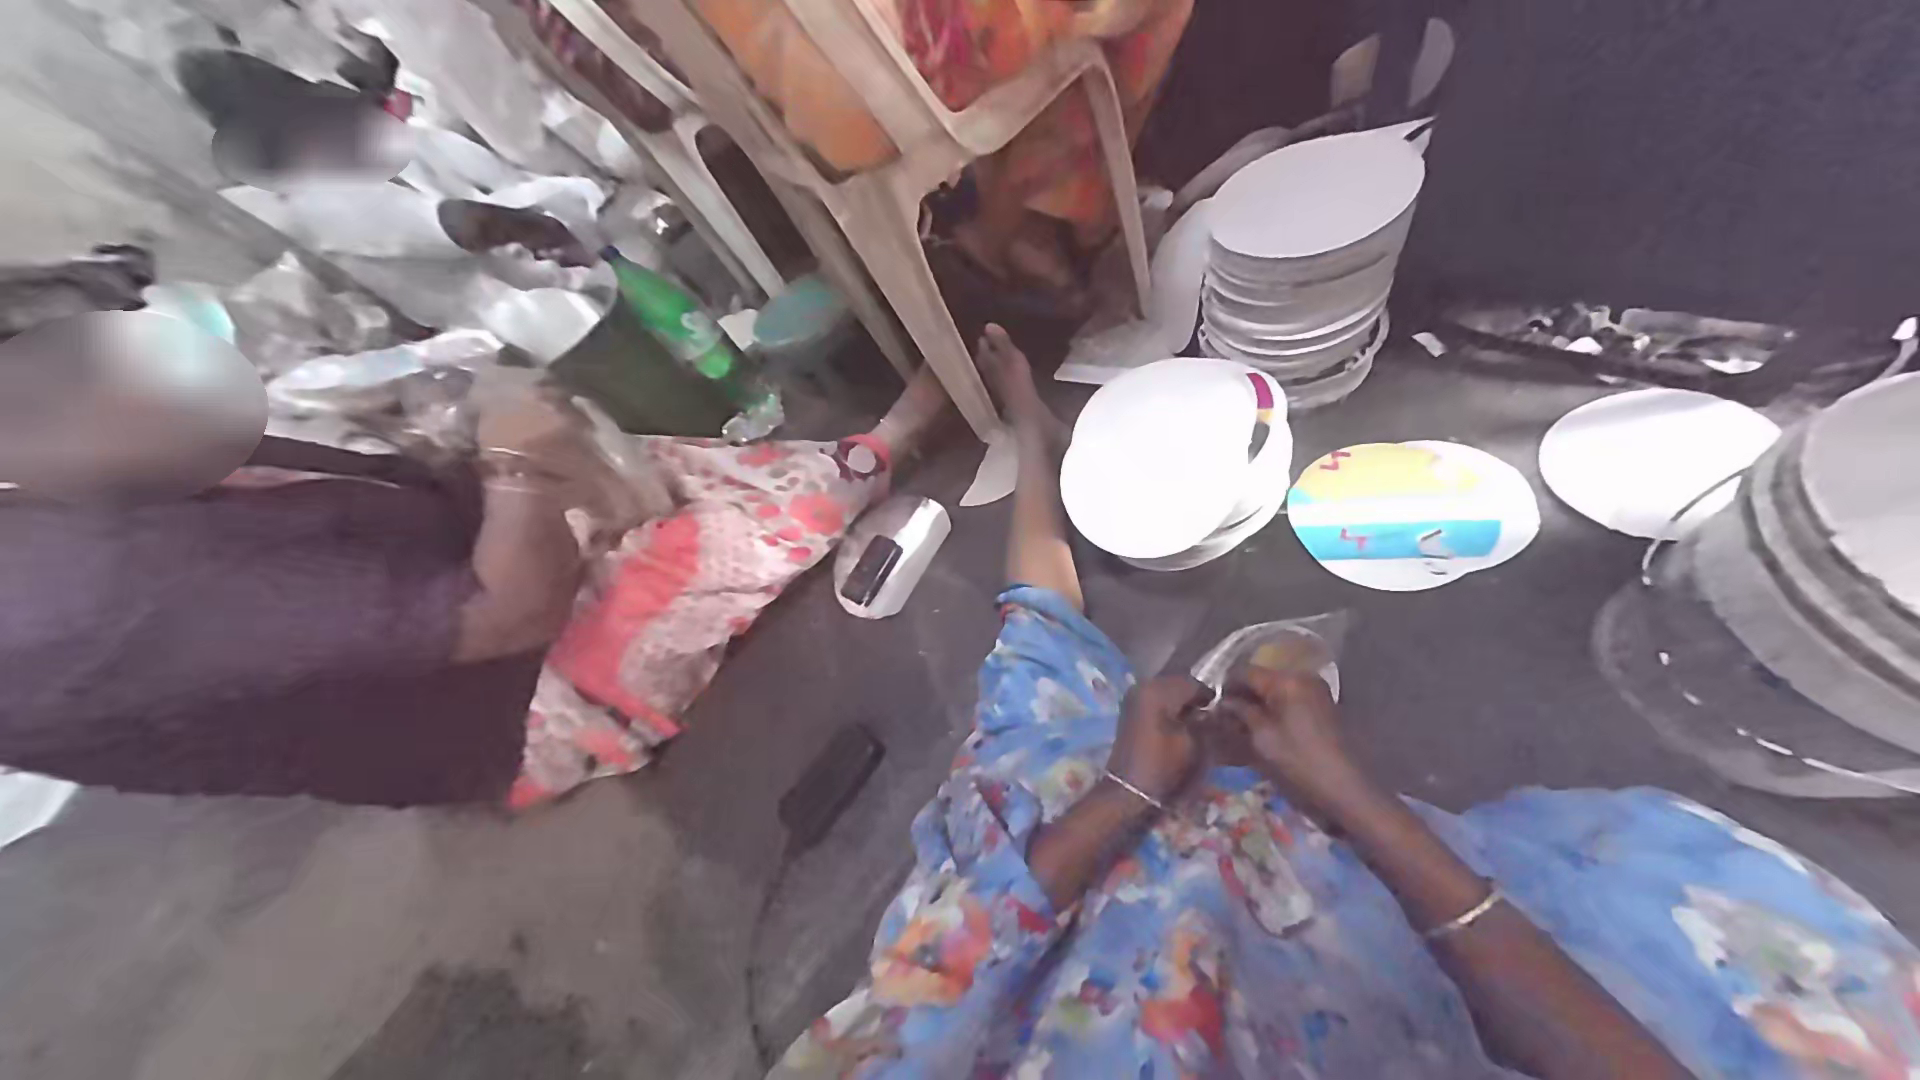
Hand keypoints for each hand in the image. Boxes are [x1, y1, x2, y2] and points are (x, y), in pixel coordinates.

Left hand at [1106, 675, 1209, 806]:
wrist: (1129, 789)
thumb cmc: (1163, 765)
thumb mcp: (1194, 744)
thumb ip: (1209, 722)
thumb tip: (1222, 712)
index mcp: (1156, 690)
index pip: (1192, 683)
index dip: (1211, 697)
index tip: (1225, 712)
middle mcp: (1142, 686)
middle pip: (1178, 685)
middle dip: (1196, 699)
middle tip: (1214, 718)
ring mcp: (1133, 697)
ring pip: (1167, 692)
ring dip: (1183, 704)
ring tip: (1199, 724)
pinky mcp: (1130, 710)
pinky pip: (1156, 701)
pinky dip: (1170, 709)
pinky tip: (1181, 726)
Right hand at [1218, 668, 1384, 824]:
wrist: (1349, 790)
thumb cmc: (1301, 762)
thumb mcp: (1262, 737)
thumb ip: (1240, 712)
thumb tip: (1223, 701)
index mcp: (1287, 680)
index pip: (1244, 671)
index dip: (1225, 687)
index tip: (1214, 707)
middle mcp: (1303, 677)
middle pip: (1261, 678)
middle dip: (1242, 695)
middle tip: (1226, 718)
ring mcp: (1316, 691)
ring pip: (1275, 689)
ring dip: (1258, 703)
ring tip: (1244, 726)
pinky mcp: (1324, 706)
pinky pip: (1290, 699)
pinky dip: (1275, 709)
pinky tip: (1266, 728)